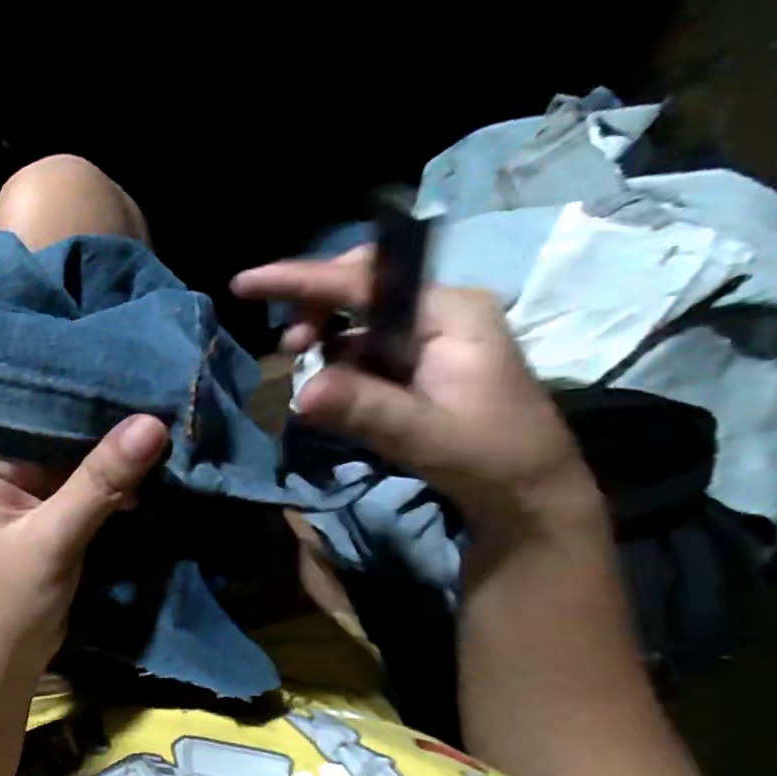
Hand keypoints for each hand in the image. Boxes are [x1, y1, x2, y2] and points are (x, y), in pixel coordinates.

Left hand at [0, 414, 168, 705]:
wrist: (6, 666)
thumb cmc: (10, 601)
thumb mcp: (54, 537)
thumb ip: (100, 482)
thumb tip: (152, 422)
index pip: (40, 410)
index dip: (87, 394)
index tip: (138, 371)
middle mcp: (9, 466)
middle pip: (65, 433)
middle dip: (110, 423)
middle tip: (164, 391)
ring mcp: (36, 492)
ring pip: (84, 460)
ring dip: (121, 452)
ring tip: (170, 419)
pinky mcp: (59, 516)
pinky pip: (94, 486)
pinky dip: (121, 482)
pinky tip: (156, 463)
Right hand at [231, 246, 597, 535]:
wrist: (530, 494)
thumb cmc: (490, 457)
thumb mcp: (424, 435)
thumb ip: (364, 409)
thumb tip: (302, 392)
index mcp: (450, 311)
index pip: (365, 282)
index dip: (302, 281)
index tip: (246, 283)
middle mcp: (440, 312)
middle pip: (362, 289)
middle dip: (316, 310)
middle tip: (289, 350)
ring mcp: (431, 338)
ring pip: (360, 321)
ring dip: (326, 340)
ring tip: (303, 369)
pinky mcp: (422, 365)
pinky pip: (368, 350)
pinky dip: (340, 364)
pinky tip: (330, 389)